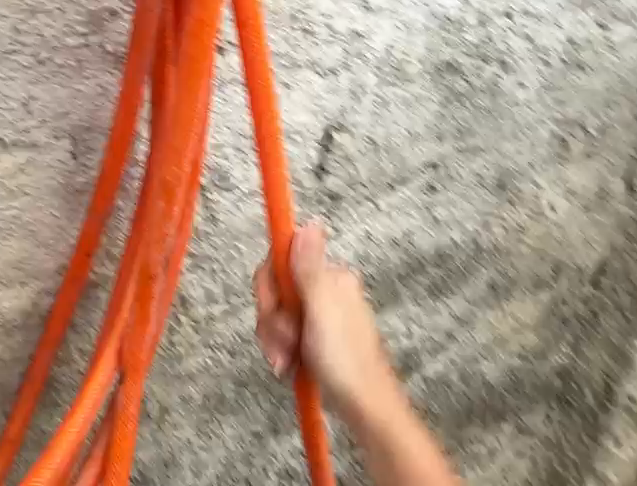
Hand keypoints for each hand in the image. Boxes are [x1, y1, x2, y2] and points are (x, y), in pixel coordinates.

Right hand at [253, 223, 406, 426]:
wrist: (367, 412)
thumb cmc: (346, 363)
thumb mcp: (322, 310)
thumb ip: (310, 267)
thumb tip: (311, 222)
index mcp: (330, 278)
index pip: (278, 261)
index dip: (269, 287)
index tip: (275, 309)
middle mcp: (324, 290)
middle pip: (274, 288)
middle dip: (271, 317)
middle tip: (285, 341)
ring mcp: (320, 313)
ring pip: (275, 311)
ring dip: (274, 337)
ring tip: (286, 359)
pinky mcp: (314, 335)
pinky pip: (282, 330)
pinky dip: (280, 347)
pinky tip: (288, 363)